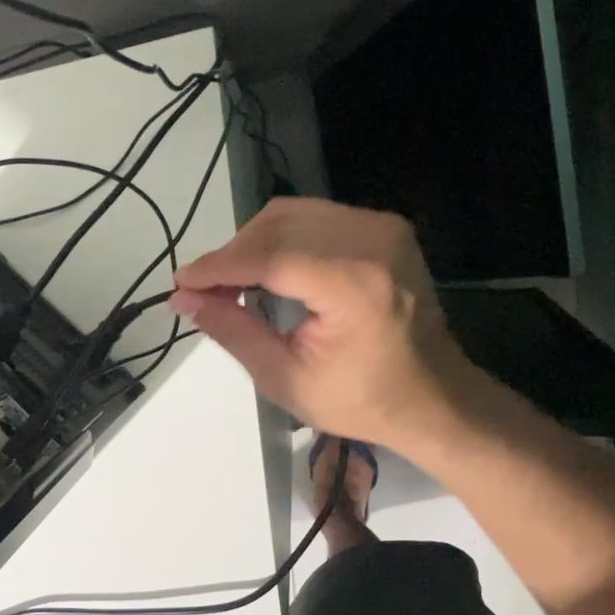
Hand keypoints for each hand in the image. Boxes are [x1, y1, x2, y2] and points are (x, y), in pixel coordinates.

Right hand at [172, 197, 476, 446]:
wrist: (434, 398)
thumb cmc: (361, 400)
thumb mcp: (284, 378)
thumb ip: (232, 331)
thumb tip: (183, 299)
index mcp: (353, 285)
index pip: (268, 256)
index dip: (218, 267)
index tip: (180, 283)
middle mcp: (372, 241)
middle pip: (277, 225)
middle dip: (232, 254)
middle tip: (202, 291)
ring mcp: (383, 229)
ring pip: (292, 214)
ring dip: (253, 243)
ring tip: (229, 283)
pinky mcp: (385, 229)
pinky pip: (316, 218)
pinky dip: (281, 239)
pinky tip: (265, 271)